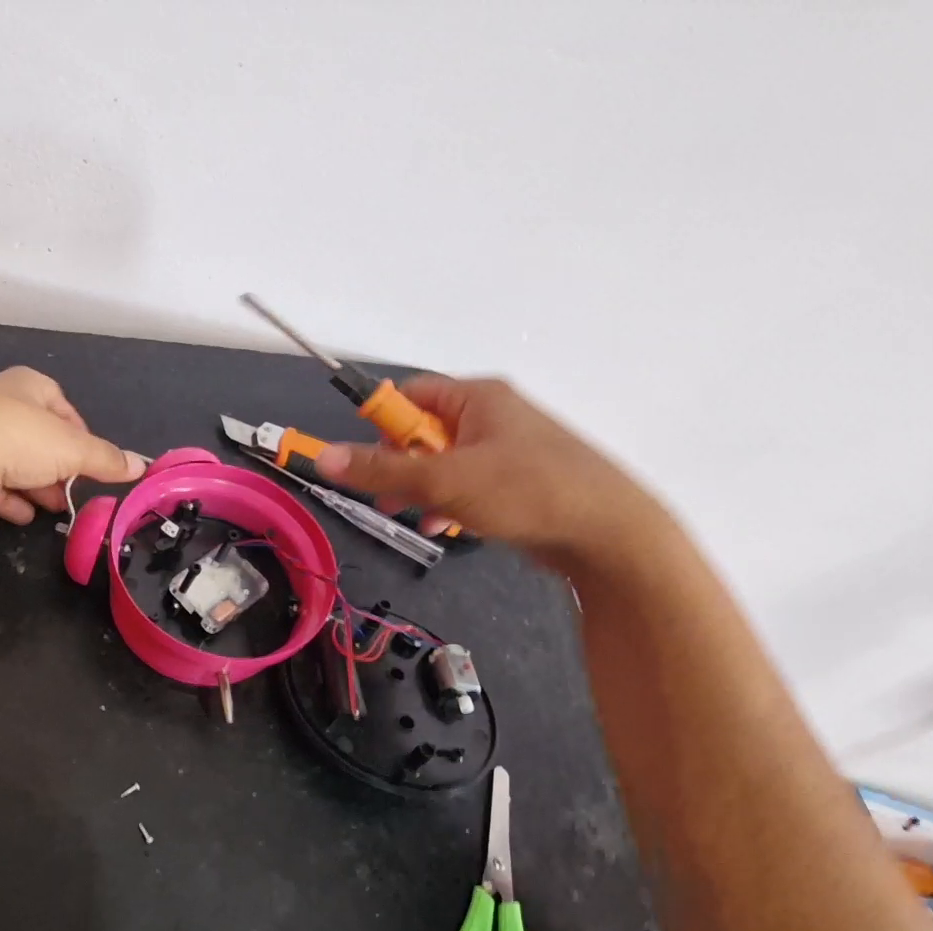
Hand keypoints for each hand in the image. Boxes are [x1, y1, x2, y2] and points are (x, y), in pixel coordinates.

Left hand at [0, 367, 145, 523]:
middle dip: (55, 466)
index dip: (79, 436)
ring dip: (31, 483)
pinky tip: (19, 516)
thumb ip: (104, 458)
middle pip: (33, 435)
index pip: (61, 407)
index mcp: (26, 386)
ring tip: (51, 510)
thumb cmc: (10, 436)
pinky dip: (2, 496)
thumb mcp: (69, 449)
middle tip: (72, 495)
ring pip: (6, 458)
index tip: (92, 465)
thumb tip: (140, 464)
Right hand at [314, 375, 669, 567]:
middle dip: (401, 466)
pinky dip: (452, 501)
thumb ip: (380, 470)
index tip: (370, 460)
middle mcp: (493, 414)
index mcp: (478, 397)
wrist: (610, 533)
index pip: (410, 395)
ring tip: (416, 515)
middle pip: (424, 431)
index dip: (383, 425)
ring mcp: (510, 448)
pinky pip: (470, 483)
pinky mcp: (521, 480)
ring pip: (445, 463)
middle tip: (388, 496)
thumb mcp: (442, 480)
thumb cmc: (525, 491)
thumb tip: (322, 455)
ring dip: (423, 489)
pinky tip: (448, 526)